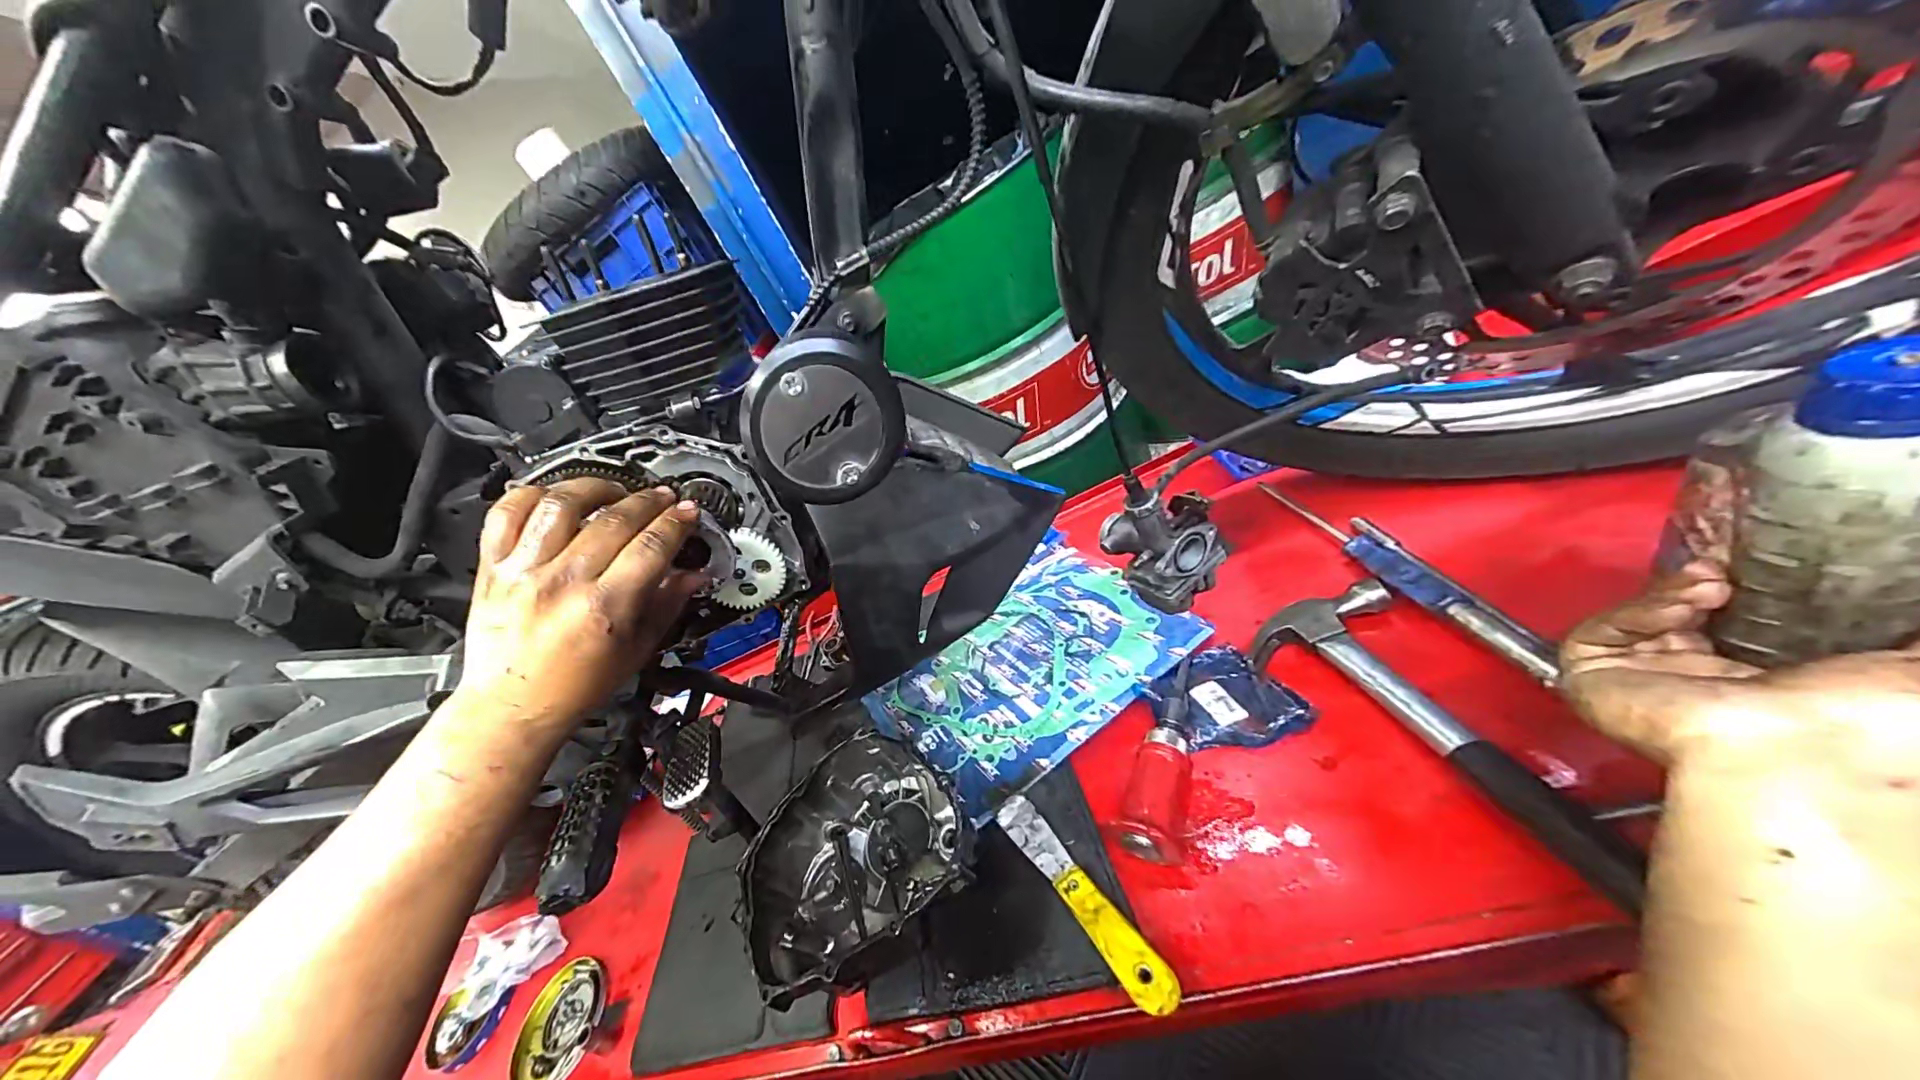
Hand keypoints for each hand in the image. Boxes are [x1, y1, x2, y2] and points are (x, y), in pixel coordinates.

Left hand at [455, 478, 702, 727]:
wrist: (512, 706)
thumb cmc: (572, 687)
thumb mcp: (637, 650)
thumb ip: (667, 605)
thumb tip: (693, 575)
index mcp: (604, 608)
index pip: (652, 546)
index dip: (677, 523)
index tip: (687, 515)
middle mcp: (563, 584)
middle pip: (616, 519)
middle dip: (650, 502)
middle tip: (663, 499)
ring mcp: (525, 572)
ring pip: (562, 504)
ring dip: (597, 488)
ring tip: (614, 491)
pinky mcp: (495, 568)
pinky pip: (507, 513)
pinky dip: (534, 495)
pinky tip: (557, 497)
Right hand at [1562, 559, 1919, 777]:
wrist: (1791, 754)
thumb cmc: (1866, 726)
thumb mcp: (1909, 664)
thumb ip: (1897, 625)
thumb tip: (1893, 585)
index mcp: (1763, 687)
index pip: (1735, 626)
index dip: (1744, 588)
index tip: (1764, 559)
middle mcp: (1697, 684)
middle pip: (1679, 618)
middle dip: (1702, 584)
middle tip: (1728, 560)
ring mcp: (1641, 679)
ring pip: (1639, 618)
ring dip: (1674, 591)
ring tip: (1713, 578)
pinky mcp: (1593, 673)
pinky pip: (1604, 629)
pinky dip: (1641, 609)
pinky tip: (1687, 603)